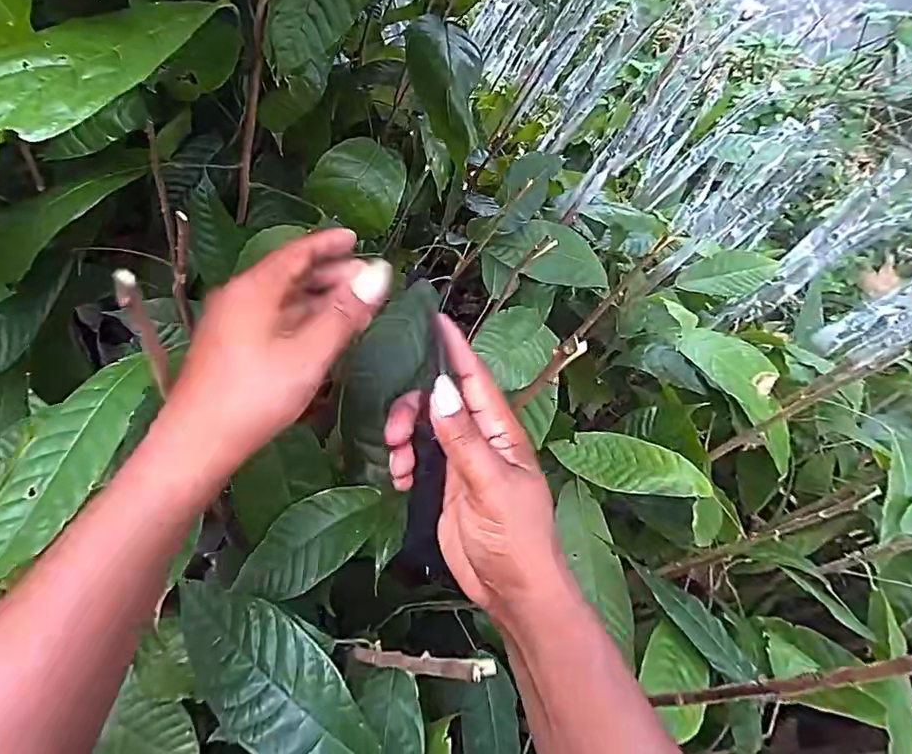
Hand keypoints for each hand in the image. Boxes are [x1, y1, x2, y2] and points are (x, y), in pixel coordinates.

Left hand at [162, 228, 389, 473]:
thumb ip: (345, 313)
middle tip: (365, 278)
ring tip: (352, 304)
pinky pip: (274, 316)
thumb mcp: (308, 354)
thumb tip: (379, 275)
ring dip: (318, 296)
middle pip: (290, 273)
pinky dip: (303, 315)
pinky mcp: (231, 344)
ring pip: (283, 296)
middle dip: (330, 272)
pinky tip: (322, 330)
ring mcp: (232, 321)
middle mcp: (240, 296)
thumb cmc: (254, 396)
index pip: (297, 252)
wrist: (195, 445)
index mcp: (254, 289)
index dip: (329, 243)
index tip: (355, 238)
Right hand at [385, 316, 572, 631]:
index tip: (435, 320)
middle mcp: (479, 437)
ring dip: (403, 436)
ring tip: (398, 464)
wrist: (513, 592)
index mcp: (500, 430)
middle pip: (440, 400)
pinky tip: (400, 479)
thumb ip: (463, 439)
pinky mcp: (443, 484)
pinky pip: (416, 456)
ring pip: (423, 426)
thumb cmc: (516, 537)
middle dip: (412, 406)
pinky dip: (402, 461)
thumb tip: (441, 389)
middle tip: (395, 431)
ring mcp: (460, 460)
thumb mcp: (491, 486)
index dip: (456, 348)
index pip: (476, 379)